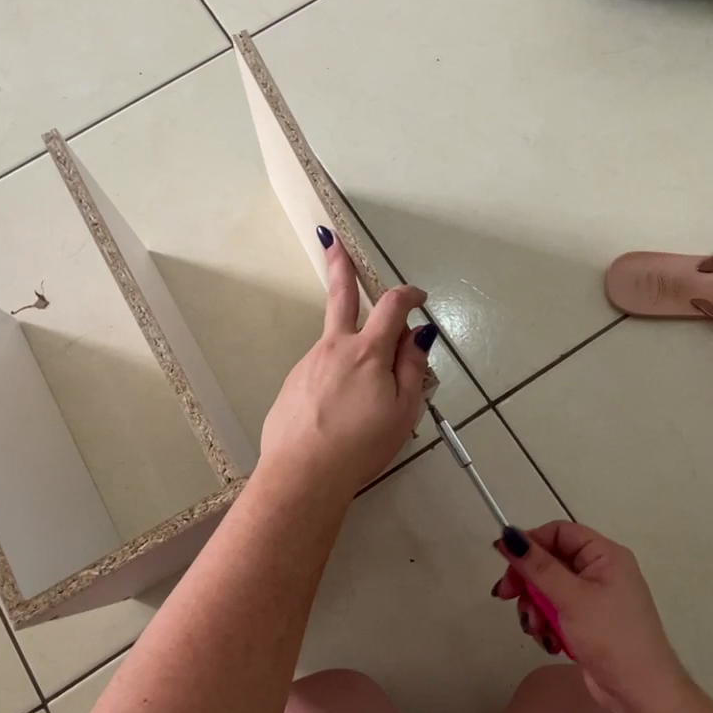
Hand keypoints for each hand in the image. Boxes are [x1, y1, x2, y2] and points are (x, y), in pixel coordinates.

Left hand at [257, 227, 436, 500]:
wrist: (302, 474)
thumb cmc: (361, 446)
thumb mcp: (403, 411)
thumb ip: (412, 369)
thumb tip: (418, 336)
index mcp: (367, 352)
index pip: (392, 308)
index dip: (409, 295)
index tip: (420, 297)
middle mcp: (334, 348)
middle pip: (341, 297)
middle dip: (340, 265)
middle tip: (330, 238)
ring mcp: (308, 363)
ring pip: (335, 343)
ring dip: (350, 345)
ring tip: (362, 392)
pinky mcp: (292, 384)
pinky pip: (321, 371)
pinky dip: (335, 378)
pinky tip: (338, 411)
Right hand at [495, 521, 690, 708]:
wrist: (640, 694)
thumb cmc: (610, 637)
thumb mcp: (571, 598)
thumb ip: (537, 566)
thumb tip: (508, 535)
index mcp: (604, 555)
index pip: (558, 532)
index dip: (530, 543)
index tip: (504, 560)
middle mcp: (599, 571)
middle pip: (549, 561)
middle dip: (528, 582)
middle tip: (504, 596)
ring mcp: (593, 598)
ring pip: (547, 589)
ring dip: (535, 609)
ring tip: (538, 630)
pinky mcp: (587, 623)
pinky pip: (555, 611)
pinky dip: (547, 624)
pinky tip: (551, 643)